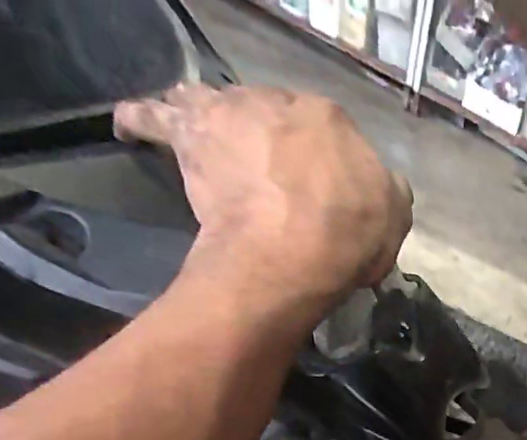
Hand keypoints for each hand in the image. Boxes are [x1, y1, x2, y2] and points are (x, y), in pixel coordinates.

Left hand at [115, 83, 412, 296]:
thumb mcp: (395, 218)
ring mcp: (230, 112)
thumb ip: (388, 192)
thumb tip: (381, 182)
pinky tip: (131, 126)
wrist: (296, 250)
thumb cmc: (350, 237)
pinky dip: (142, 120)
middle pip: (268, 112)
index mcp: (332, 120)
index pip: (325, 130)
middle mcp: (279, 102)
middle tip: (267, 173)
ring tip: (201, 134)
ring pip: (211, 101)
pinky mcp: (190, 133)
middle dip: (267, 135)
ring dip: (207, 114)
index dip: (321, 161)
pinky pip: (154, 116)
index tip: (319, 190)